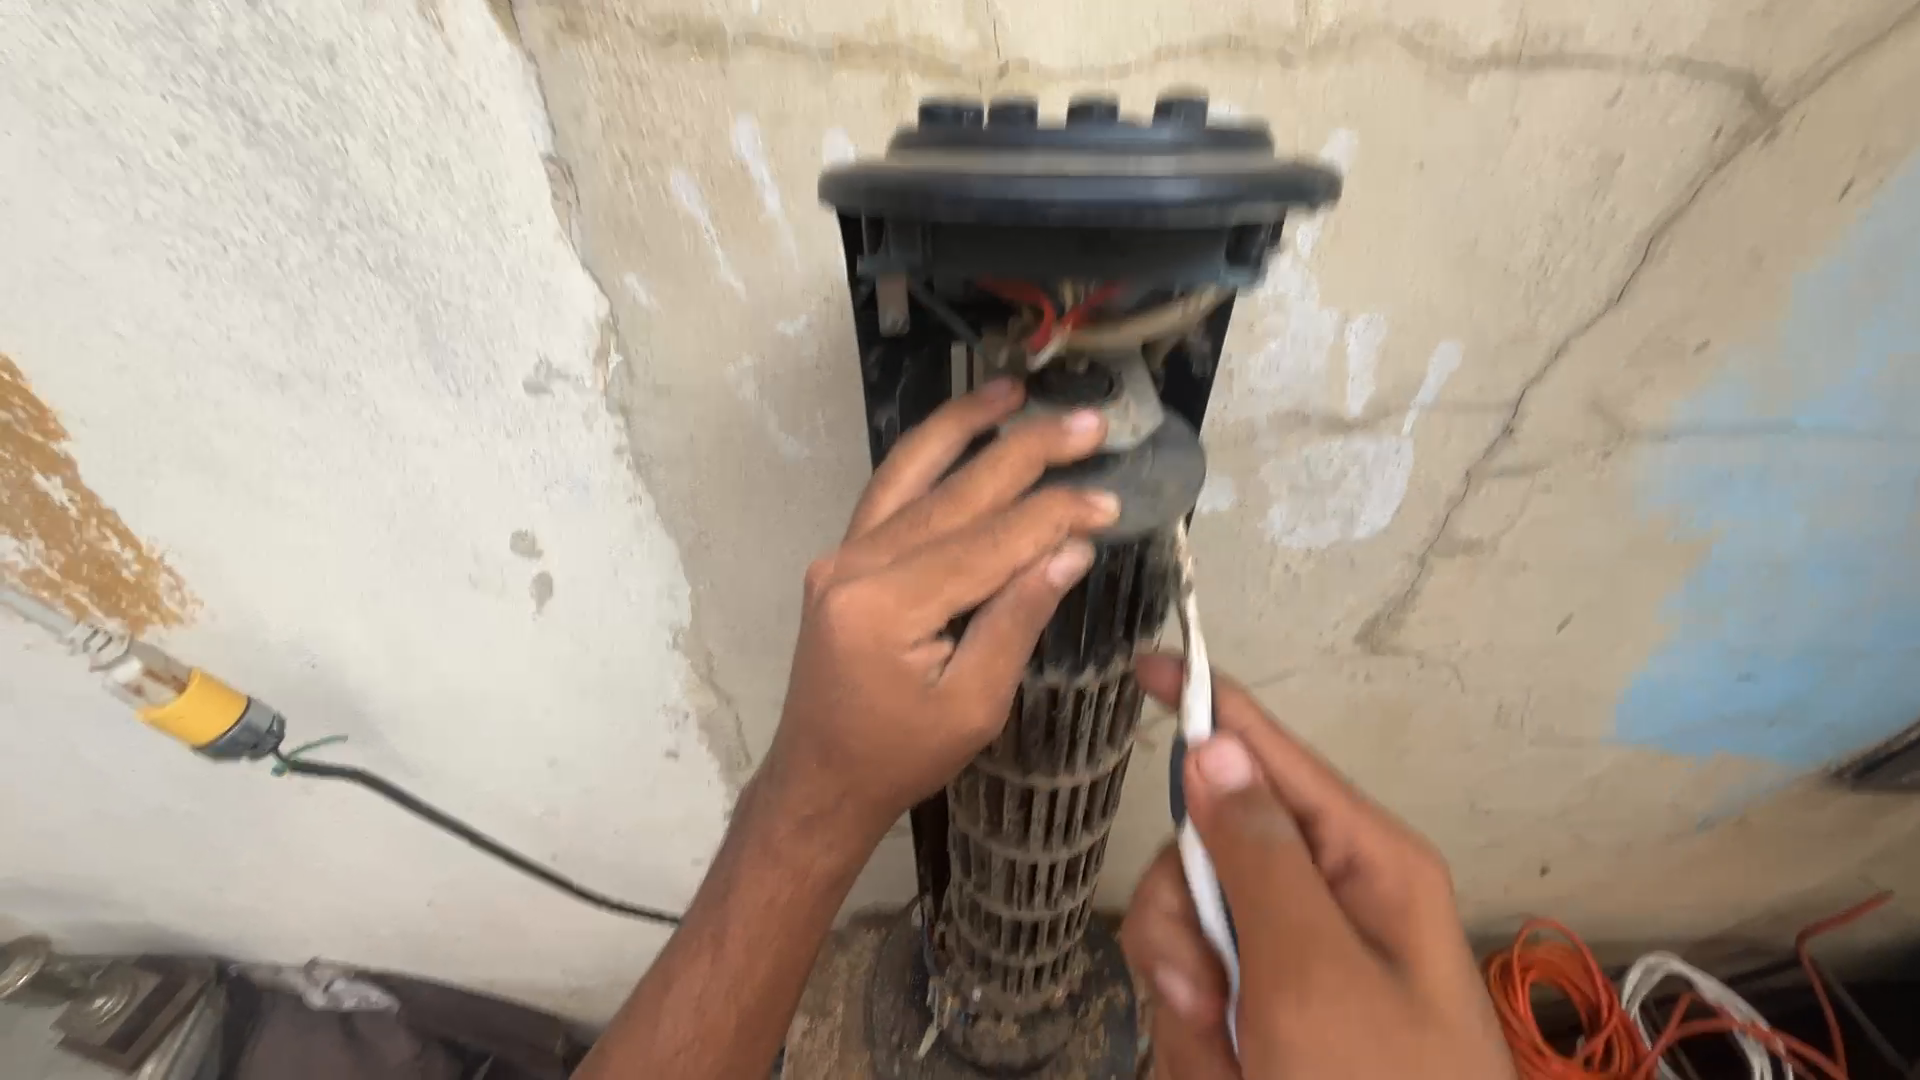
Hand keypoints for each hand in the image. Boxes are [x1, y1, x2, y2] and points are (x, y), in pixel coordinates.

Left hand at [760, 378, 1119, 841]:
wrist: (820, 778)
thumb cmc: (900, 757)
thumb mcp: (975, 705)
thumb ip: (1018, 618)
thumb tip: (1070, 549)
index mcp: (887, 608)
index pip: (989, 542)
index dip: (1053, 516)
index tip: (1107, 499)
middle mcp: (855, 565)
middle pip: (955, 494)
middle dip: (1027, 454)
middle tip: (1086, 423)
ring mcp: (839, 555)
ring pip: (910, 472)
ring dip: (965, 426)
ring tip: (1013, 389)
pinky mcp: (839, 558)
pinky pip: (887, 492)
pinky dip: (926, 455)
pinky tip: (958, 431)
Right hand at [1121, 655, 1515, 1078]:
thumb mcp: (1315, 976)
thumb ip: (1257, 855)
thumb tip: (1215, 745)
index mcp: (1361, 860)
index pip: (1267, 753)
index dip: (1206, 704)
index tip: (1146, 665)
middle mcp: (1323, 890)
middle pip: (1204, 846)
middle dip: (1184, 918)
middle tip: (1204, 995)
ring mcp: (1287, 948)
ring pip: (1182, 915)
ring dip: (1184, 986)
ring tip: (1225, 1053)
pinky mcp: (1258, 996)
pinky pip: (1187, 975)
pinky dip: (1193, 1029)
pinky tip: (1228, 1068)